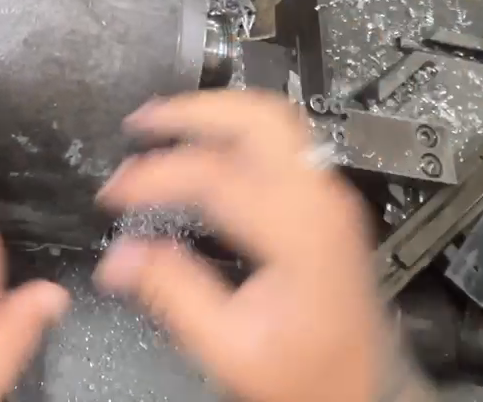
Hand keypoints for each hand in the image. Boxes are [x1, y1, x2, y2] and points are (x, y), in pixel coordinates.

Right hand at [95, 92, 401, 401]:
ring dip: (213, 110)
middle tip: (143, 124)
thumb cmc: (309, 375)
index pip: (213, 176)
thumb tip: (119, 256)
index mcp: (298, 234)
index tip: (116, 192)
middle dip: (189, 113)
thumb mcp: (230, 349)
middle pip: (254, 119)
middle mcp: (318, 200)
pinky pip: (277, 134)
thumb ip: (172, 294)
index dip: (154, 176)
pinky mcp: (321, 195)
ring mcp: (325, 192)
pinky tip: (204, 138)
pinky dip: (232, 124)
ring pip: (270, 115)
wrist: (366, 389)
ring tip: (167, 120)